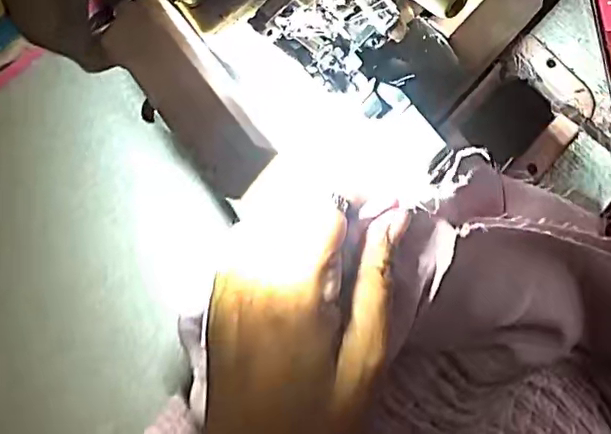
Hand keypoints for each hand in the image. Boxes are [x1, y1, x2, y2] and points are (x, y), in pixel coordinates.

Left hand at [205, 201, 407, 433]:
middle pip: (301, 201)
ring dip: (310, 214)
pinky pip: (252, 233)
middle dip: (339, 206)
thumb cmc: (317, 418)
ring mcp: (228, 280)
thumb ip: (378, 277)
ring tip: (337, 244)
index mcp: (293, 286)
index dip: (362, 199)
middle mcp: (253, 272)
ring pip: (275, 211)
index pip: (328, 204)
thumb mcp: (365, 356)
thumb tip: (394, 217)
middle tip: (368, 229)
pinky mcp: (216, 291)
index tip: (386, 209)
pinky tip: (299, 255)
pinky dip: (280, 229)